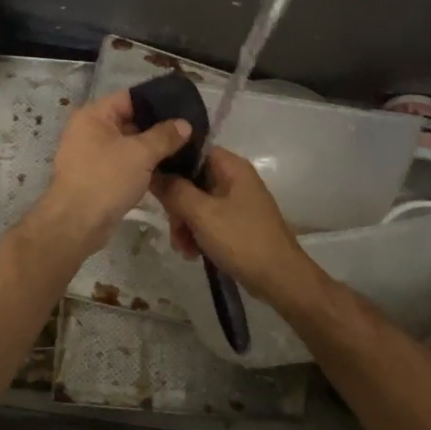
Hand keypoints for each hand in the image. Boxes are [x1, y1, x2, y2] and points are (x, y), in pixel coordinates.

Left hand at [29, 90, 191, 251]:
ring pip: (128, 145)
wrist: (76, 224)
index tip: (183, 110)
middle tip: (188, 132)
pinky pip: (122, 164)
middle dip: (157, 128)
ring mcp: (91, 155)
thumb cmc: (106, 179)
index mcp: (94, 115)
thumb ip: (165, 136)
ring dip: (151, 149)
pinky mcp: (96, 177)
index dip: (157, 102)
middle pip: (129, 121)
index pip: (130, 98)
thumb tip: (185, 125)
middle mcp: (89, 130)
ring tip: (182, 151)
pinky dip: (140, 166)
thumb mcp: (140, 154)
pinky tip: (164, 171)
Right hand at [150, 147, 320, 304]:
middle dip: (177, 206)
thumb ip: (174, 190)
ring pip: (196, 204)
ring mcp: (236, 202)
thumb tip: (153, 171)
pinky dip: (197, 235)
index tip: (151, 182)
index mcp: (231, 167)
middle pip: (192, 181)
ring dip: (185, 225)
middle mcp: (234, 179)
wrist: (279, 279)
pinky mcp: (236, 224)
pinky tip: (193, 254)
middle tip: (174, 229)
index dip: (170, 163)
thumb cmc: (241, 240)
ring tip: (184, 248)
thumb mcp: (202, 214)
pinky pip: (207, 221)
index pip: (193, 151)